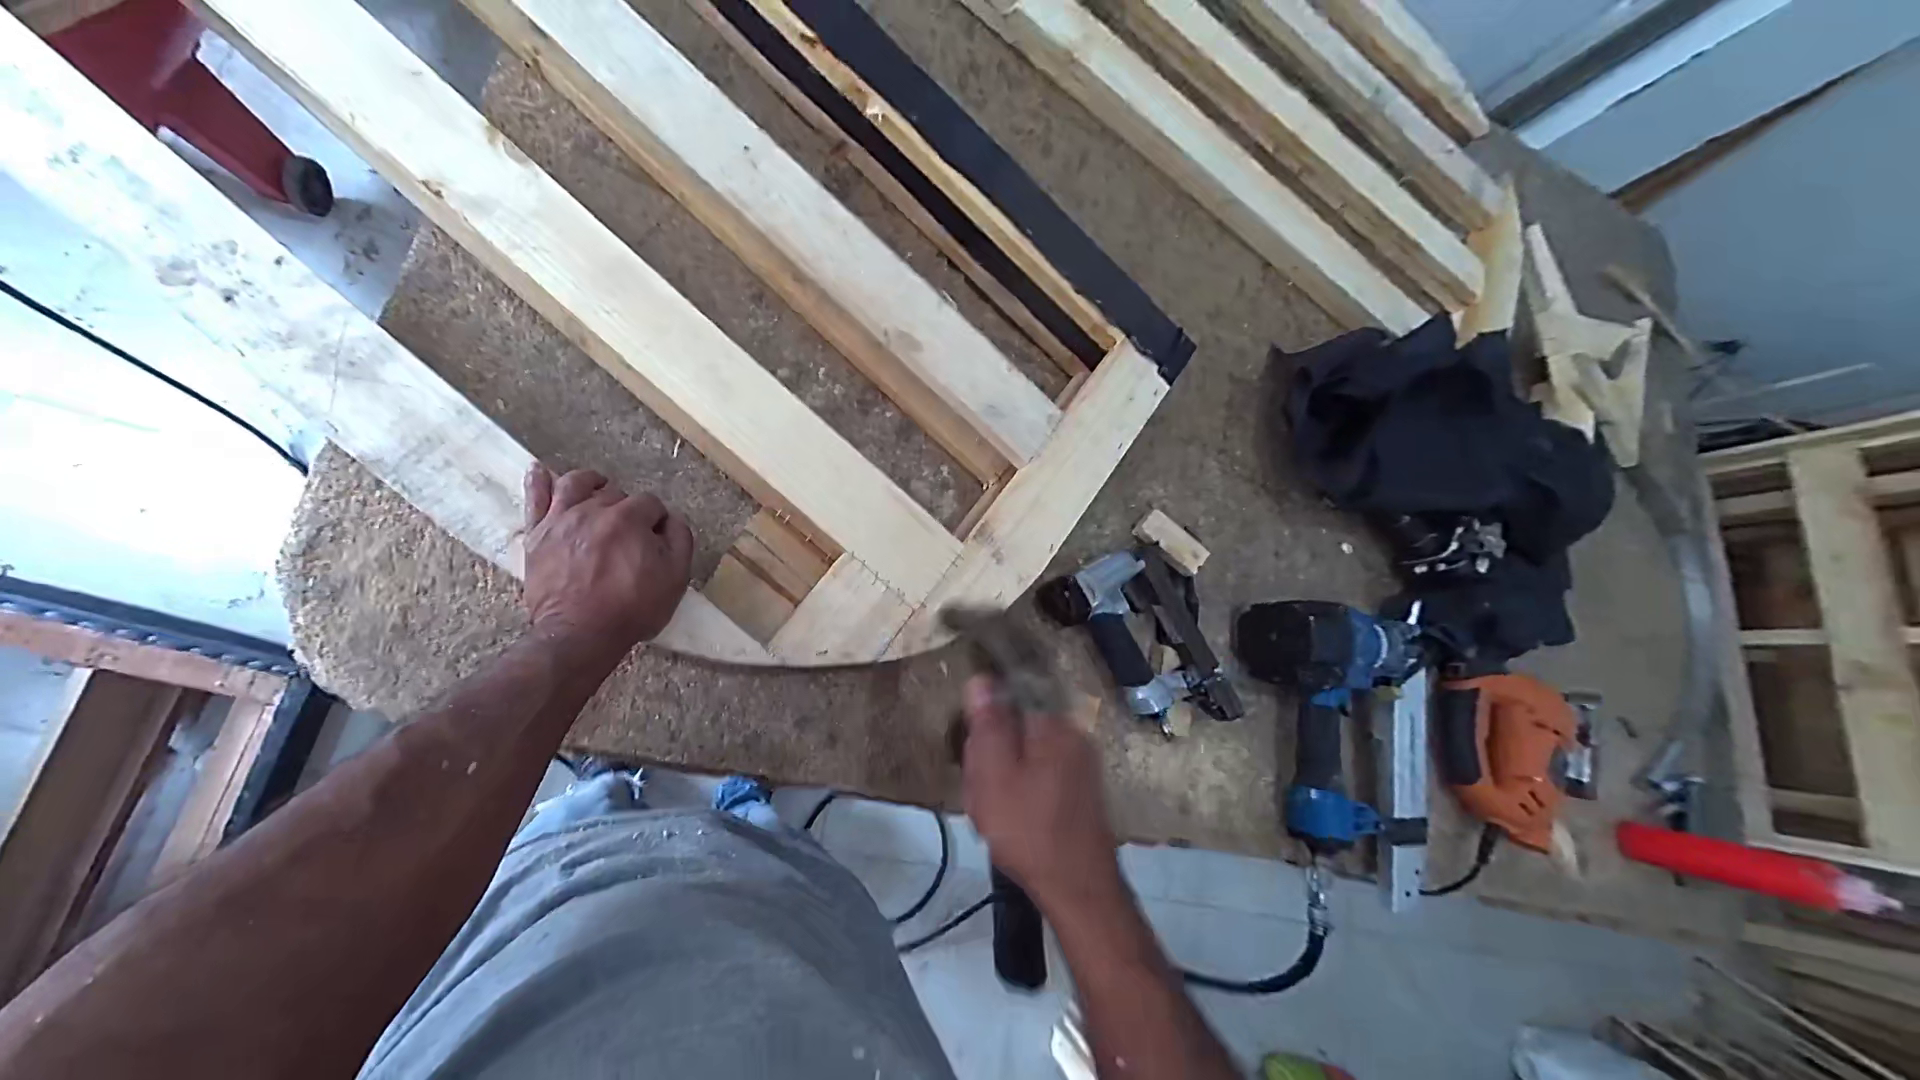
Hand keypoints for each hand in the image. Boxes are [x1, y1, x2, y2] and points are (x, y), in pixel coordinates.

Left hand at [521, 464, 693, 656]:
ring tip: (598, 490)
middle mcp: (594, 510)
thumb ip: (680, 538)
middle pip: (615, 494)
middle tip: (631, 533)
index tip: (657, 540)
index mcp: (630, 518)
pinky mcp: (537, 535)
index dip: (657, 520)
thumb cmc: (633, 607)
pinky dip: (539, 481)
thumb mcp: (676, 576)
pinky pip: (535, 498)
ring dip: (591, 483)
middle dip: (627, 507)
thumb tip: (670, 519)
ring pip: (576, 484)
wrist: (581, 633)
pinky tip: (541, 472)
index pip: (650, 503)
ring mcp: (561, 520)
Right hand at [960, 676, 1123, 910]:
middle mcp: (1072, 734)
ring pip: (1026, 753)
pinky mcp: (1081, 788)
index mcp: (1052, 724)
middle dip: (993, 752)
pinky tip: (1014, 819)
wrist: (1078, 889)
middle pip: (1017, 724)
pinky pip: (1040, 775)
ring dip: (1004, 775)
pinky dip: (1021, 790)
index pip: (1008, 695)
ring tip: (994, 810)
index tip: (974, 749)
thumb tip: (981, 679)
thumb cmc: (1029, 830)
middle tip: (981, 788)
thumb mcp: (993, 774)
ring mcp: (1080, 762)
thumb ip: (987, 724)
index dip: (984, 720)